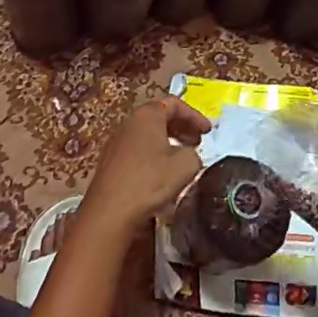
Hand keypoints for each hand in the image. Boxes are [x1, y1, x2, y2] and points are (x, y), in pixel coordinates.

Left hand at [84, 96, 211, 229]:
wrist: (109, 212)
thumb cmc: (149, 181)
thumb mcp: (186, 165)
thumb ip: (194, 153)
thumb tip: (188, 155)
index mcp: (147, 116)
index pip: (174, 104)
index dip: (195, 116)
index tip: (208, 131)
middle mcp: (129, 123)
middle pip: (159, 116)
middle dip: (182, 127)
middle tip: (198, 141)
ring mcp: (116, 142)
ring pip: (147, 134)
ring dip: (168, 141)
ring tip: (182, 157)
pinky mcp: (109, 162)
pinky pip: (137, 149)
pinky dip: (154, 153)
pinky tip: (162, 173)